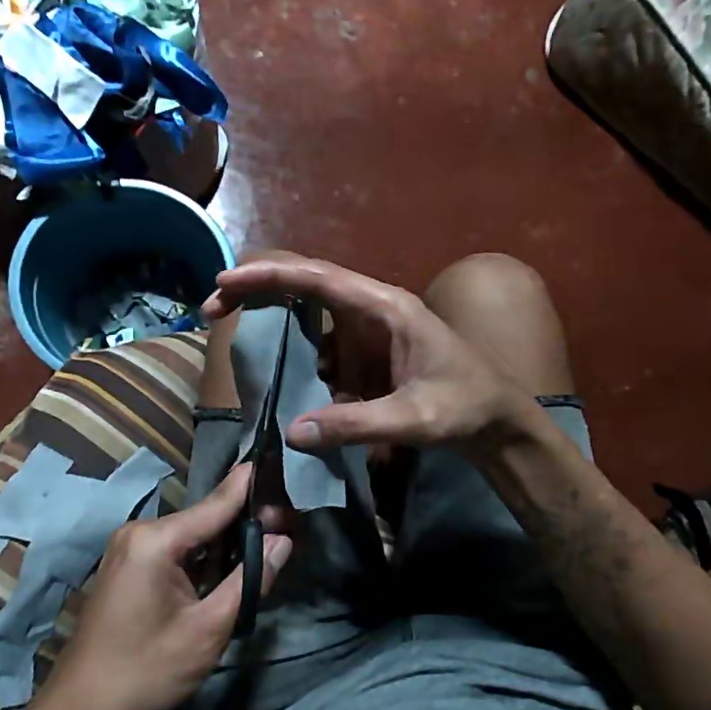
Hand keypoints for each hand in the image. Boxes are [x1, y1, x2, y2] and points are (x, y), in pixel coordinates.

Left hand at [31, 465, 292, 709]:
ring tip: (270, 539)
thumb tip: (283, 539)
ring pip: (192, 535)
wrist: (82, 707)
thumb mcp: (209, 629)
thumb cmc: (147, 671)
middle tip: (288, 522)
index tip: (280, 466)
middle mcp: (140, 532)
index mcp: (155, 540)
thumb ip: (250, 580)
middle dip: (245, 520)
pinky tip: (232, 563)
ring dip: (226, 541)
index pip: (217, 504)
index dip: (251, 487)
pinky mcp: (129, 564)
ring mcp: (130, 547)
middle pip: (205, 517)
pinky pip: (176, 549)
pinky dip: (204, 556)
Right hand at [202, 256, 525, 450]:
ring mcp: (369, 332)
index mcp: (386, 308)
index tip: (226, 282)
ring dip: (273, 324)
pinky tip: (282, 378)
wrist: (497, 420)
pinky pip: (322, 349)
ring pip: (310, 316)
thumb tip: (293, 433)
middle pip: (306, 286)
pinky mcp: (367, 356)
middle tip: (213, 308)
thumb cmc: (466, 408)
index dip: (270, 276)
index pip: (319, 278)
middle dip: (258, 291)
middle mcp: (373, 310)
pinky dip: (297, 358)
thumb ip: (356, 425)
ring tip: (234, 336)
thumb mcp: (415, 418)